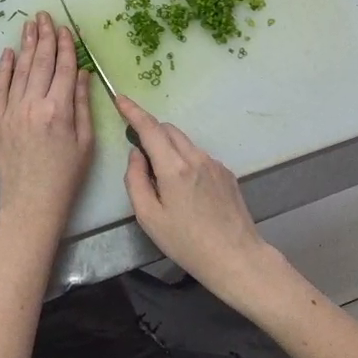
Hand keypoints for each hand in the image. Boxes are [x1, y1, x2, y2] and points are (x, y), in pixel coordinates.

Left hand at [0, 12, 94, 231]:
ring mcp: (11, 111)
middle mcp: (33, 105)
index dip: (67, 46)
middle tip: (45, 15)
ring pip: (20, 70)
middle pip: (41, 63)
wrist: (31, 203)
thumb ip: (83, 105)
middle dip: (45, 37)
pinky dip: (4, 68)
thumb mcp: (85, 143)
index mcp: (60, 110)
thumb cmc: (65, 177)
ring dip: (26, 45)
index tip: (67, 29)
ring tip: (30, 25)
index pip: (65, 69)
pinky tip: (9, 53)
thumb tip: (83, 75)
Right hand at [118, 96, 276, 302]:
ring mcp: (215, 164)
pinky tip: (186, 192)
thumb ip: (136, 180)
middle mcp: (196, 158)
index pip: (150, 128)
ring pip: (185, 143)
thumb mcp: (149, 217)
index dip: (133, 111)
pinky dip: (185, 162)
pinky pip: (199, 157)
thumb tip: (136, 154)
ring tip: (163, 181)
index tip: (120, 99)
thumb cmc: (187, 243)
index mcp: (174, 168)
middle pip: (169, 130)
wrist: (236, 258)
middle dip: (150, 131)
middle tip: (139, 152)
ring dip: (168, 148)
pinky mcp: (227, 174)